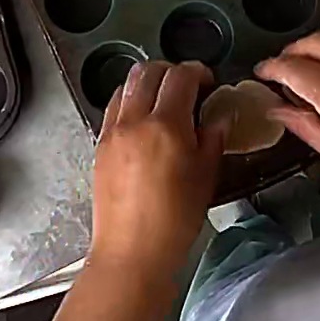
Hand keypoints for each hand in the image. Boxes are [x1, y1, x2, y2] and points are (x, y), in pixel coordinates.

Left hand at [88, 61, 224, 282]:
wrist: (132, 250)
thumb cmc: (175, 218)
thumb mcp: (206, 176)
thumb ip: (213, 138)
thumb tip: (220, 115)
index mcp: (165, 125)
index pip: (180, 77)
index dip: (197, 71)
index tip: (207, 81)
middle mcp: (133, 121)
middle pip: (147, 71)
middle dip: (169, 70)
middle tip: (187, 86)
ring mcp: (111, 132)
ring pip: (125, 86)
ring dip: (146, 83)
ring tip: (163, 101)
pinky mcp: (99, 146)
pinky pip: (113, 110)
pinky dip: (129, 103)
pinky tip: (143, 121)